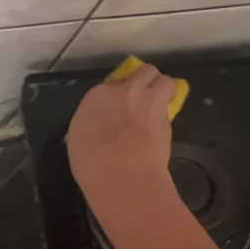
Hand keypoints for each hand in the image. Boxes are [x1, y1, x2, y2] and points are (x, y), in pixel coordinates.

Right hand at [66, 62, 176, 204]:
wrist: (124, 176)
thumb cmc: (91, 160)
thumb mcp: (79, 136)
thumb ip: (93, 120)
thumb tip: (102, 122)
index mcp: (101, 94)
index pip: (114, 82)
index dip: (116, 93)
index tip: (115, 107)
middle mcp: (128, 91)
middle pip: (145, 71)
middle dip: (146, 80)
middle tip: (141, 96)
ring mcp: (151, 103)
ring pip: (165, 82)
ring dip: (162, 89)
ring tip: (157, 105)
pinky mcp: (169, 121)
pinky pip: (170, 108)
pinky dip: (166, 114)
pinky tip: (158, 128)